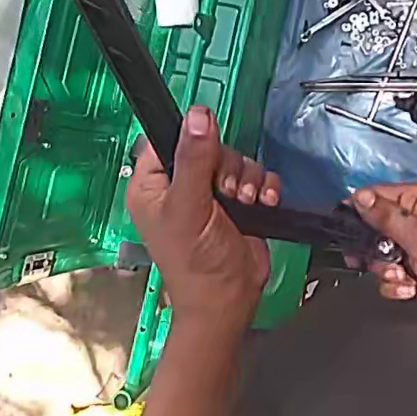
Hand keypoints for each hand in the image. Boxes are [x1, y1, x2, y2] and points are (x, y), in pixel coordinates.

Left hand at [125, 105, 281, 324]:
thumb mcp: (189, 206)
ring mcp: (211, 194)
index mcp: (153, 184)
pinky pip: (256, 176)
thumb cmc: (196, 264)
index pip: (168, 139)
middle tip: (227, 191)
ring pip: (236, 160)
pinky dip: (264, 188)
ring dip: (248, 179)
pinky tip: (263, 205)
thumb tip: (198, 114)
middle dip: (227, 167)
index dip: (190, 140)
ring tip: (246, 203)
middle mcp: (181, 185)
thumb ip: (194, 159)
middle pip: (209, 147)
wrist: (229, 301)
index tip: (207, 153)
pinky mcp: (240, 202)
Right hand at [351, 183, 416, 327]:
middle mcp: (416, 217)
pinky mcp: (414, 265)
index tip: (348, 228)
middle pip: (373, 226)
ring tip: (403, 276)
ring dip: (385, 269)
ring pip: (378, 253)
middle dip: (374, 248)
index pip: (375, 194)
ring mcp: (415, 243)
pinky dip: (396, 282)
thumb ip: (387, 217)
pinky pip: (389, 271)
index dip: (358, 210)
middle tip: (384, 259)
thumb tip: (359, 196)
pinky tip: (411, 287)